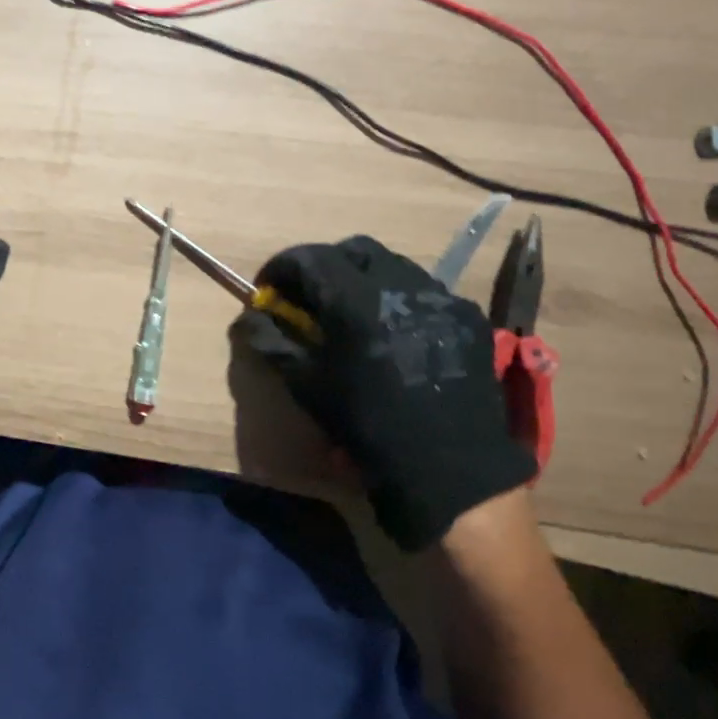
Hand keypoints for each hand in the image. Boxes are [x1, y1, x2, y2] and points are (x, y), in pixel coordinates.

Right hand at [238, 235, 536, 550]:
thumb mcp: (307, 386)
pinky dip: (398, 299)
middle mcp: (403, 286)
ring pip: (394, 266)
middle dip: (325, 265)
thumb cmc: (365, 426)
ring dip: (363, 279)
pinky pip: (425, 292)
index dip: (282, 268)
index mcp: (356, 301)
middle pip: (354, 250)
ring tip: (351, 314)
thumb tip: (248, 318)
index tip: (269, 289)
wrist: (448, 468)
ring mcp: (443, 299)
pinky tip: (392, 335)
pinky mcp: (469, 318)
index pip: (309, 257)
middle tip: (309, 297)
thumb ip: (273, 343)